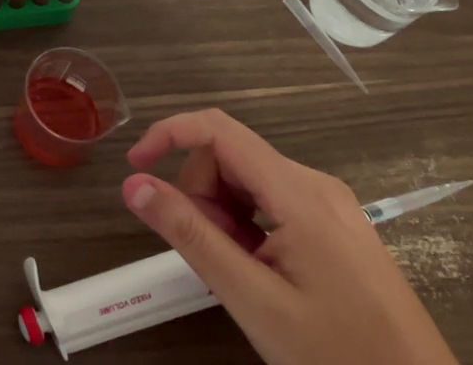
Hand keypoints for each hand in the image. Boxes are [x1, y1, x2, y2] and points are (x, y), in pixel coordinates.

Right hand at [121, 110, 457, 364]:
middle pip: (230, 157)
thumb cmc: (338, 353)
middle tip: (207, 253)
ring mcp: (330, 205)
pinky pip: (272, 203)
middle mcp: (315, 184)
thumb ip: (192, 236)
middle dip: (200, 194)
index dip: (167, 134)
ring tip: (238, 271)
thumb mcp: (254, 299)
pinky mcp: (337, 227)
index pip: (218, 129)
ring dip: (223, 215)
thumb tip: (134, 186)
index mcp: (299, 193)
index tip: (135, 171)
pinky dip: (248, 227)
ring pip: (248, 181)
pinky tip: (259, 271)